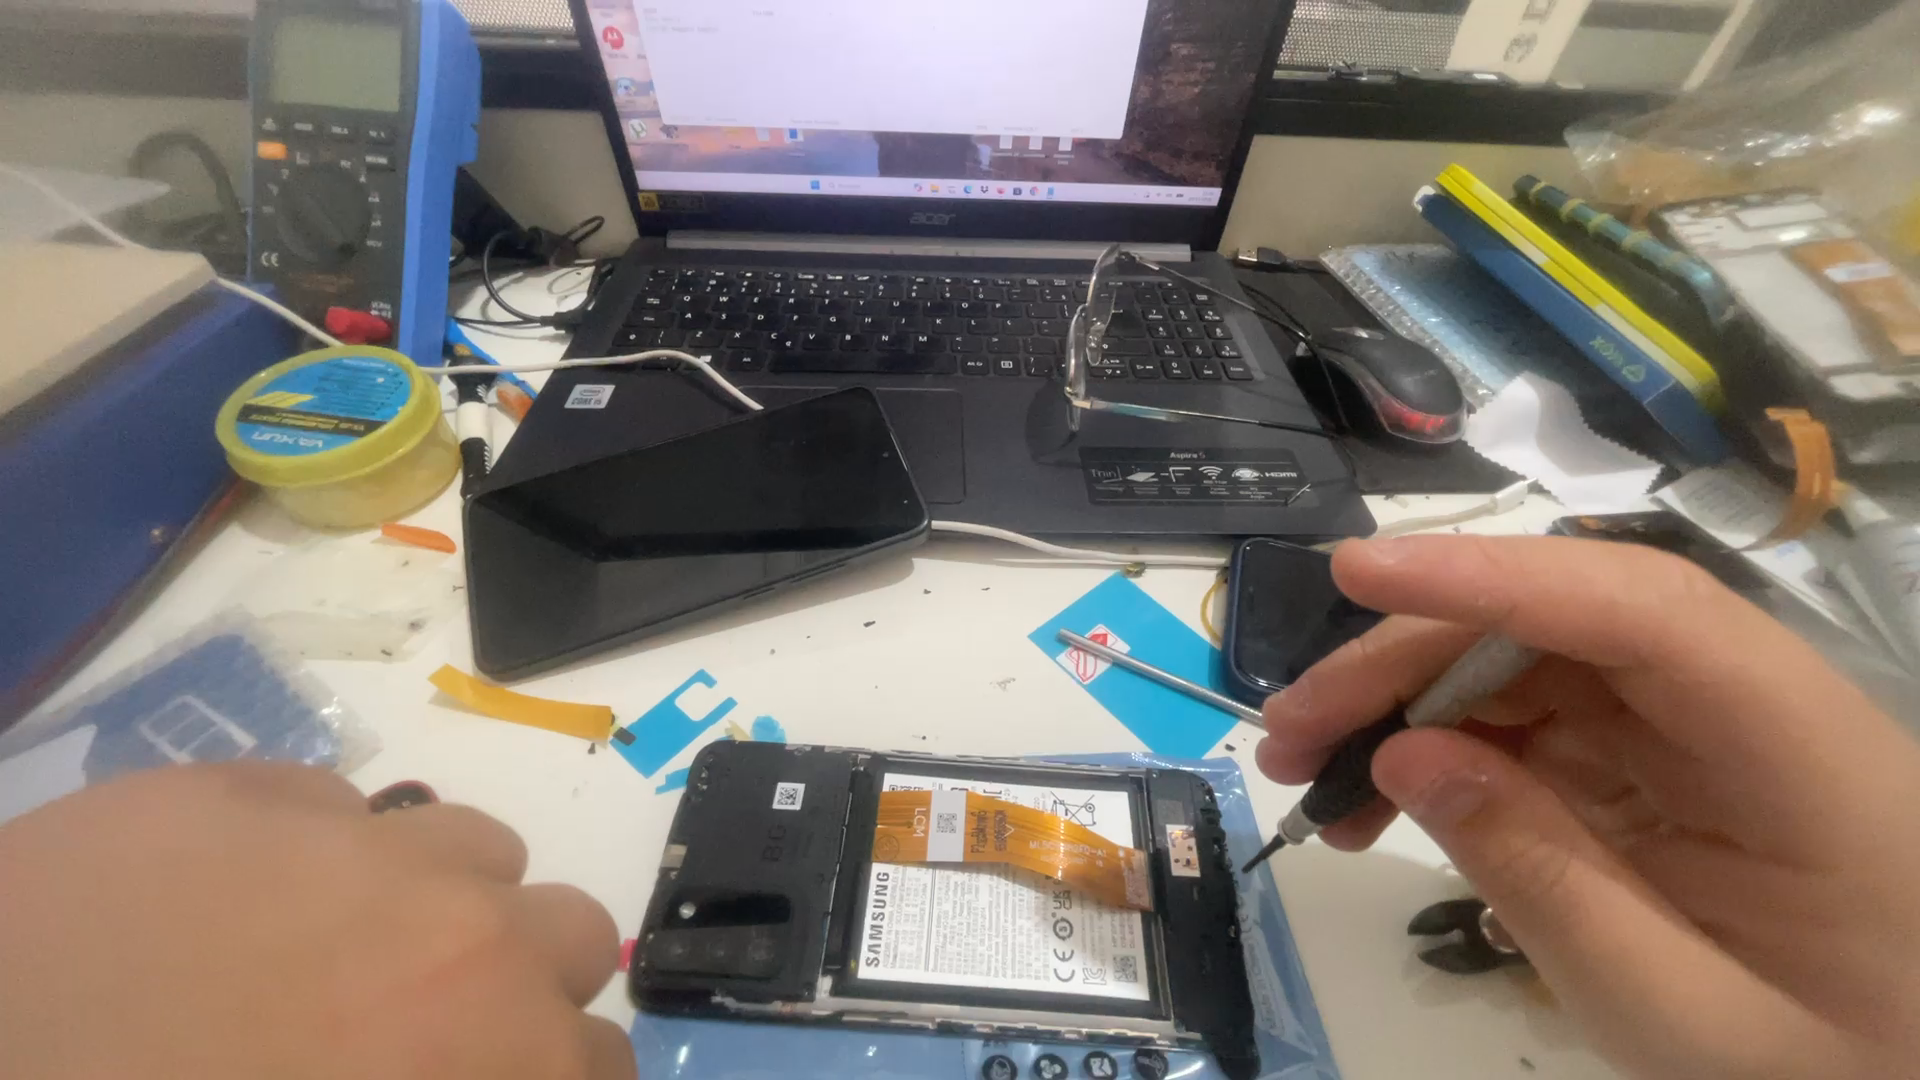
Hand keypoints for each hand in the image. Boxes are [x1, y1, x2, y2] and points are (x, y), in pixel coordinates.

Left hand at [0, 763, 632, 1079]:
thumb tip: (482, 1069)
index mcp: (476, 1050)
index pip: (599, 1062)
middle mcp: (453, 930)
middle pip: (572, 936)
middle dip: (523, 996)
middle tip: (423, 1049)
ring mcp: (340, 848)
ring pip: (476, 848)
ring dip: (439, 909)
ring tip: (329, 968)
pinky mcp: (208, 800)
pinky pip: (332, 804)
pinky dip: (315, 858)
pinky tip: (224, 916)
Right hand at [1256, 536, 1919, 1079]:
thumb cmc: (1841, 1074)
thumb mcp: (1687, 1018)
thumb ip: (1545, 880)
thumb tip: (1401, 756)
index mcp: (1795, 753)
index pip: (1635, 610)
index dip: (1488, 576)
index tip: (1355, 572)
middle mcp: (1723, 704)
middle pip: (1531, 629)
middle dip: (1390, 665)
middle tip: (1287, 730)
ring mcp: (1664, 723)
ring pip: (1493, 665)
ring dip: (1383, 705)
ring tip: (1298, 768)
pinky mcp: (1618, 750)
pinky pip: (1495, 720)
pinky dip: (1413, 750)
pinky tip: (1359, 803)